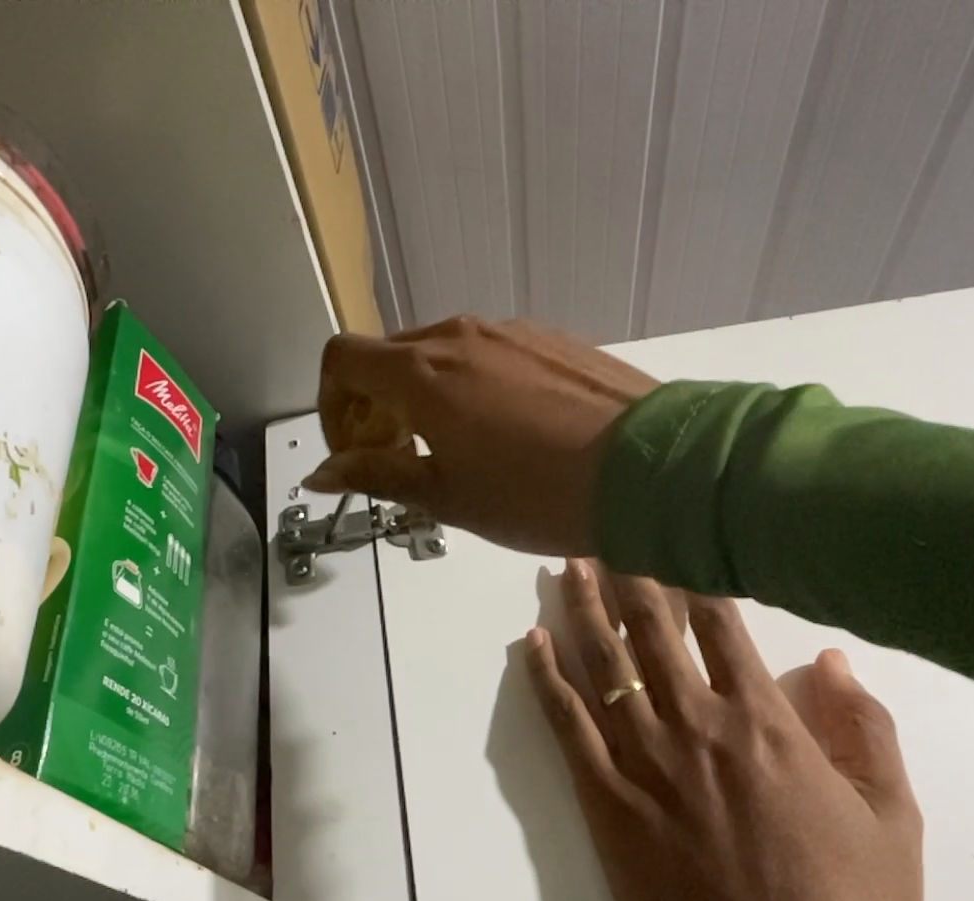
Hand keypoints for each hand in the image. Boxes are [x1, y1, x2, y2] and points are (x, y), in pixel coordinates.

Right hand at [305, 316, 657, 554]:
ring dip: (420, 393)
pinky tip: (503, 430)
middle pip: (386, 355)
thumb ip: (375, 473)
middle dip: (374, 403)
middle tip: (397, 457)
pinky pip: (486, 353)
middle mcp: (458, 335)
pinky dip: (467, 384)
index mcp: (420, 373)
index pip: (341, 359)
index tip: (353, 448)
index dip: (330, 403)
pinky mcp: (549, 338)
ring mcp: (508, 331)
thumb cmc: (534, 494)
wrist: (652, 470)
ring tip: (452, 447)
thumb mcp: (443, 495)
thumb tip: (320, 473)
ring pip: (438, 353)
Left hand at [524, 560, 923, 900]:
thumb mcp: (894, 821)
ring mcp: (643, 761)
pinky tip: (532, 642)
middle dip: (627, 579)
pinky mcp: (603, 799)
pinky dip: (545, 677)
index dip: (691, 579)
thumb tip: (833, 659)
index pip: (721, 627)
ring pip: (603, 665)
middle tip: (602, 536)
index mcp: (769, 724)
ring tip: (566, 568)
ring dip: (582, 610)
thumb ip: (865, 729)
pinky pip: (565, 722)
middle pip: (652, 632)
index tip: (669, 540)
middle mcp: (697, 727)